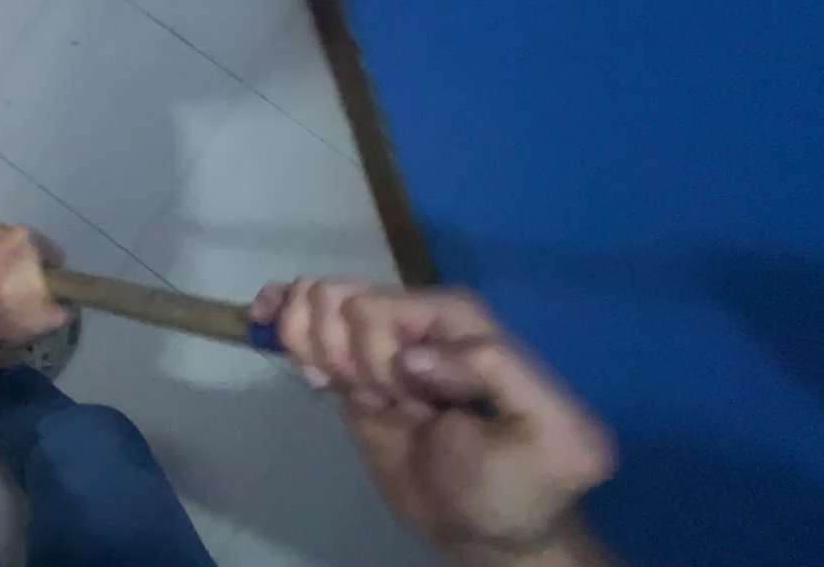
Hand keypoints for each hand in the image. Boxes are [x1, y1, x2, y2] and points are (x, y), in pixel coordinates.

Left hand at [0, 224, 68, 347]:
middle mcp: (0, 228)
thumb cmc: (7, 312)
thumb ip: (65, 309)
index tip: (49, 286)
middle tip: (20, 285)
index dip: (52, 270)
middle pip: (19, 245)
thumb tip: (69, 306)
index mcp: (26, 238)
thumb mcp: (48, 319)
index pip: (49, 251)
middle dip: (22, 261)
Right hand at [252, 280, 614, 562]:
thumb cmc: (516, 484)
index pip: (376, 306)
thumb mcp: (553, 439)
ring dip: (316, 350)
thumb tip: (410, 353)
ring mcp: (367, 330)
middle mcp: (407, 312)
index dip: (378, 357)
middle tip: (383, 400)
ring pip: (307, 299)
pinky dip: (275, 315)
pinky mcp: (336, 349)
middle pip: (335, 298)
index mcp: (454, 317)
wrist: (477, 524)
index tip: (406, 403)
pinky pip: (291, 305)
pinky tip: (270, 335)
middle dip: (348, 357)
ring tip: (350, 390)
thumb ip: (500, 372)